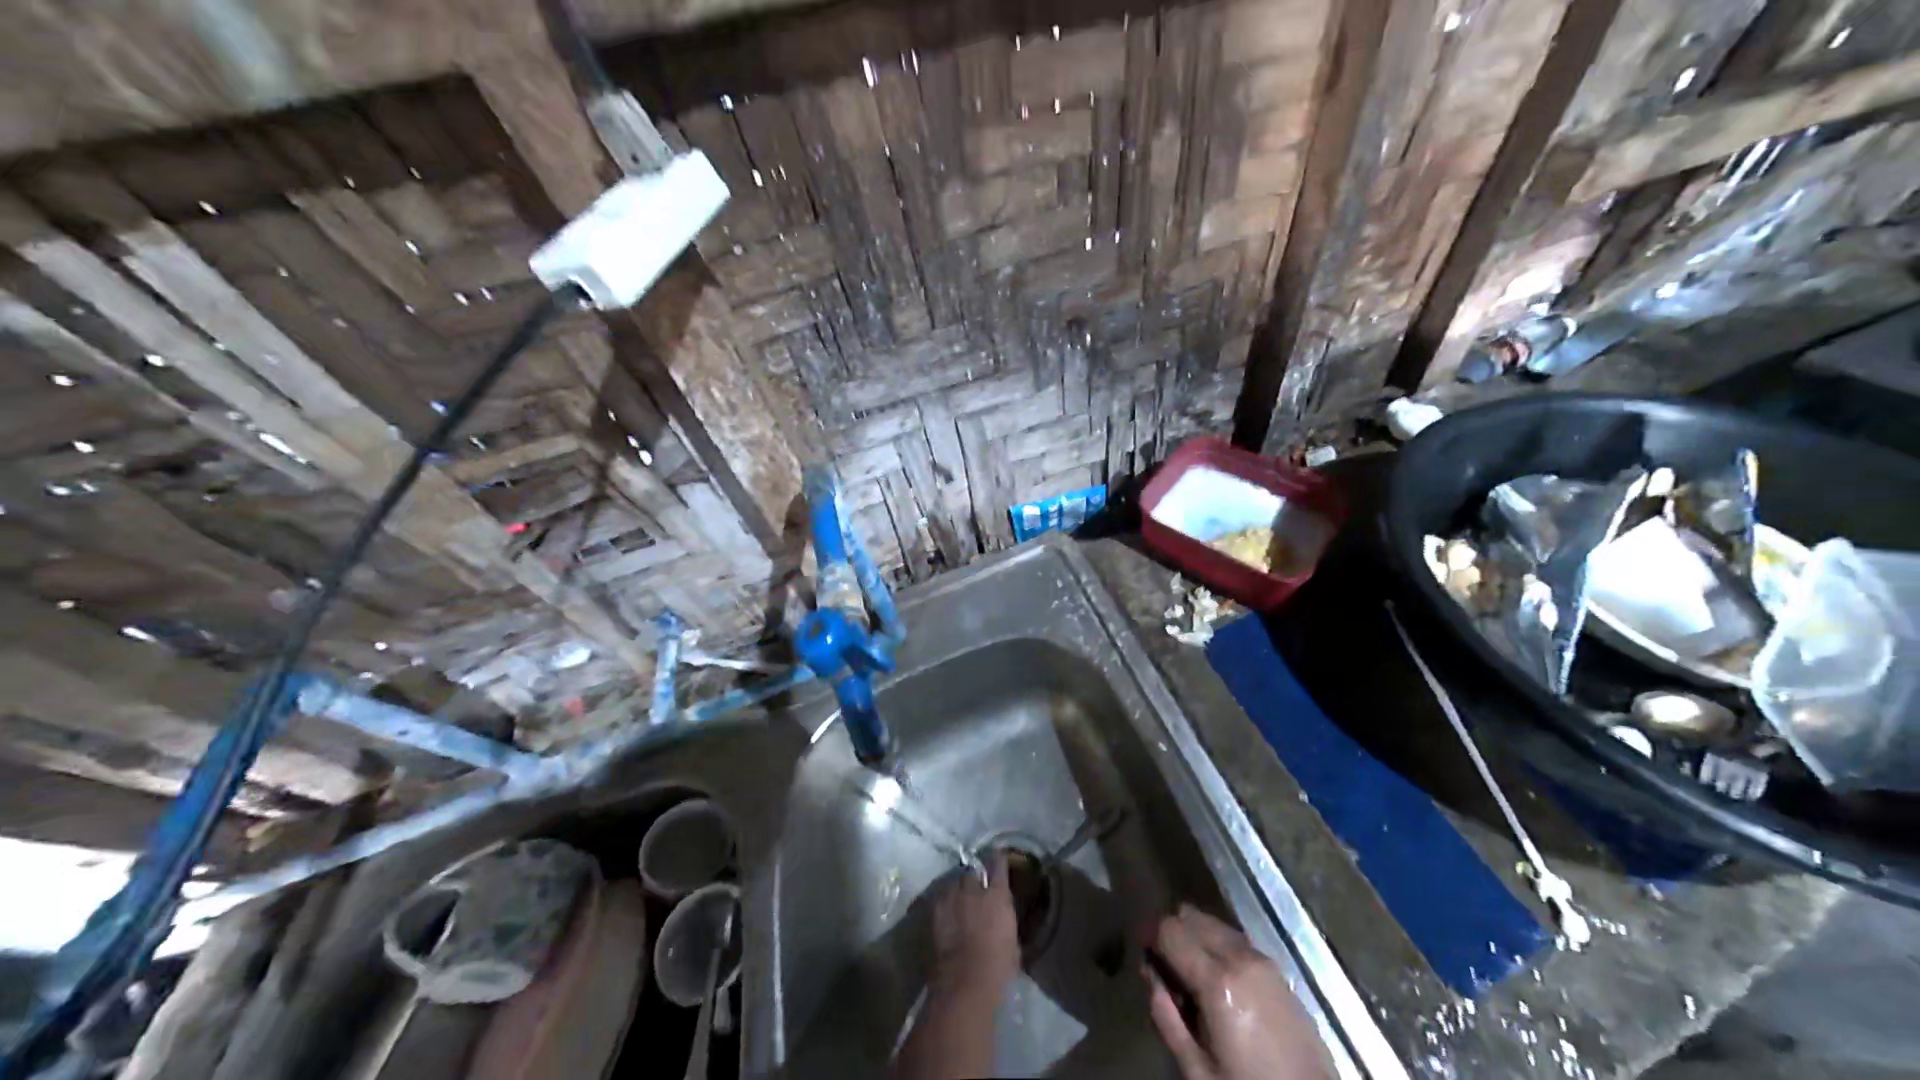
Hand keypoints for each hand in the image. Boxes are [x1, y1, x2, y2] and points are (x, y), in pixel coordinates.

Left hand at [928, 853, 1019, 995]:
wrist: (964, 982)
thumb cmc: (997, 967)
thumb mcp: (1012, 941)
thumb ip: (1005, 919)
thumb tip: (1001, 915)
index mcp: (997, 895)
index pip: (998, 863)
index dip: (998, 859)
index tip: (998, 857)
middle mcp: (973, 888)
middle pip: (972, 872)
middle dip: (974, 879)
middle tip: (975, 890)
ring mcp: (950, 896)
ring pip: (953, 882)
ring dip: (957, 889)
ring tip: (958, 899)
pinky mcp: (933, 909)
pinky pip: (939, 897)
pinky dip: (943, 901)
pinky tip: (944, 910)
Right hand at [1144, 905, 1331, 1079]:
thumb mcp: (1196, 1070)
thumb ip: (1165, 1015)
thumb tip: (1149, 974)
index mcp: (1217, 981)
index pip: (1170, 929)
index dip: (1148, 935)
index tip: (1141, 954)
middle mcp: (1240, 957)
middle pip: (1191, 917)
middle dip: (1171, 934)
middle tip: (1163, 969)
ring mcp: (1263, 961)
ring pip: (1214, 924)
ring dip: (1194, 937)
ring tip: (1190, 976)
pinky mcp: (1278, 970)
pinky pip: (1235, 940)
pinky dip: (1216, 945)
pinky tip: (1217, 980)